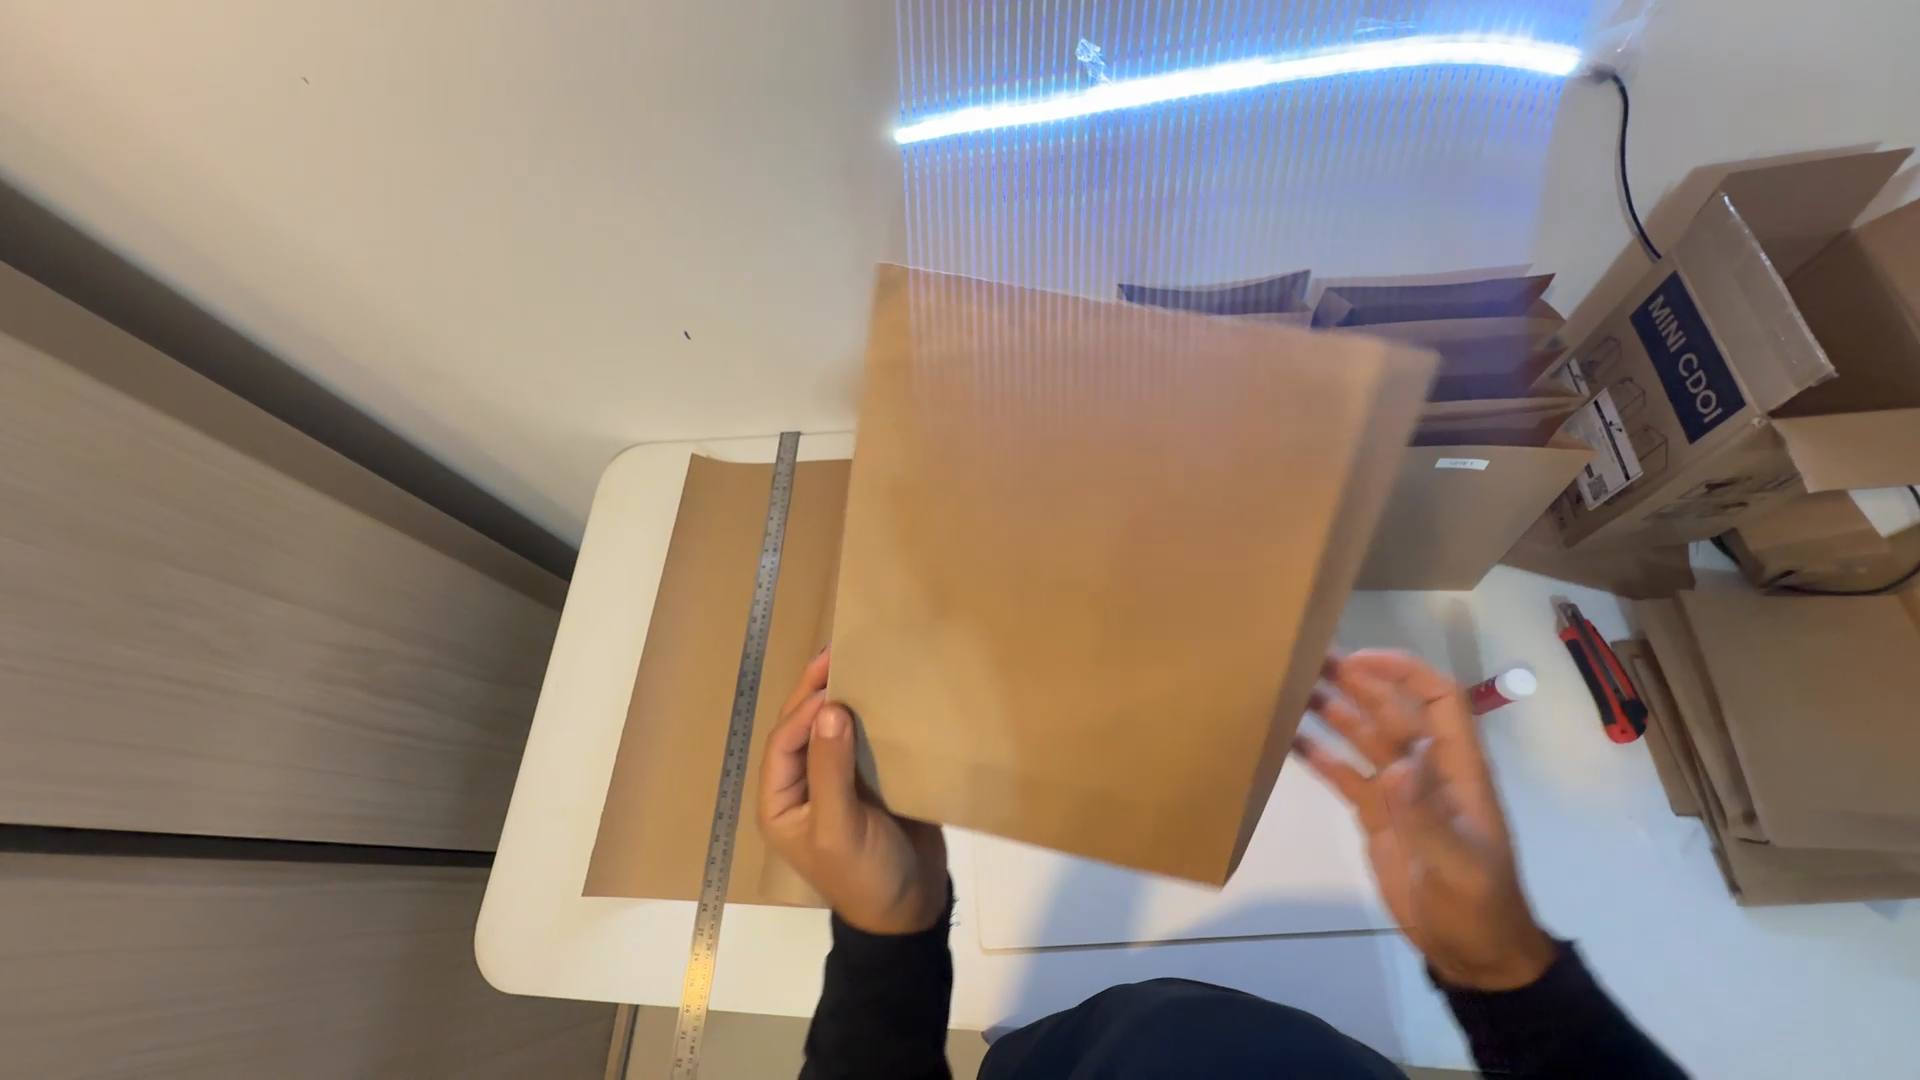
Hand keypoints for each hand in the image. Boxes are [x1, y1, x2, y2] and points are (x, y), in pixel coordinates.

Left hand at [757, 648, 947, 934]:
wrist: (912, 908)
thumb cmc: (863, 875)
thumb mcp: (840, 828)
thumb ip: (831, 770)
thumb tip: (830, 709)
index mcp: (782, 801)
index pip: (784, 742)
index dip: (803, 708)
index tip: (831, 678)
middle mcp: (804, 786)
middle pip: (804, 728)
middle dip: (816, 691)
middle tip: (837, 651)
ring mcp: (839, 781)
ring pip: (834, 729)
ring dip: (844, 698)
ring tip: (861, 661)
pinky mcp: (872, 781)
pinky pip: (866, 740)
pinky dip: (873, 716)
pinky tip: (888, 692)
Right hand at [1292, 651, 1554, 990]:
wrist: (1474, 954)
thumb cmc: (1478, 905)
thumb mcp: (1458, 863)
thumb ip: (1427, 812)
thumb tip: (1400, 761)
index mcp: (1456, 768)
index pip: (1437, 700)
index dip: (1402, 672)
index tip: (1358, 659)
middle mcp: (1425, 768)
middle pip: (1390, 709)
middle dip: (1355, 680)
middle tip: (1308, 660)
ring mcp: (1398, 790)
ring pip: (1362, 735)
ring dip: (1332, 709)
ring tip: (1292, 688)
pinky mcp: (1375, 812)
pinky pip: (1342, 772)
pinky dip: (1318, 753)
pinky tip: (1287, 739)